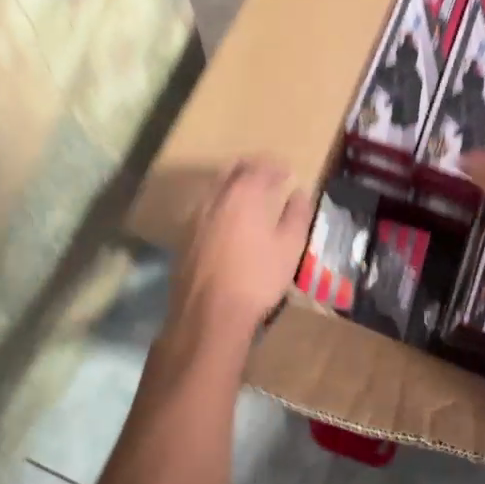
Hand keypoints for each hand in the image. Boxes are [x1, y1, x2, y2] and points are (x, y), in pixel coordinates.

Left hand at [168, 160, 314, 342]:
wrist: (208, 317)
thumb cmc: (256, 279)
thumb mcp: (290, 247)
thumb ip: (297, 214)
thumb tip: (300, 193)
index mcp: (244, 194)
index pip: (261, 166)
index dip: (276, 166)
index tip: (288, 172)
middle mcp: (216, 197)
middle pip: (233, 169)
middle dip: (252, 168)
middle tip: (267, 176)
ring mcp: (195, 217)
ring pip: (215, 187)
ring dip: (232, 184)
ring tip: (248, 197)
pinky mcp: (183, 237)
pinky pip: (204, 208)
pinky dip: (219, 204)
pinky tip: (227, 221)